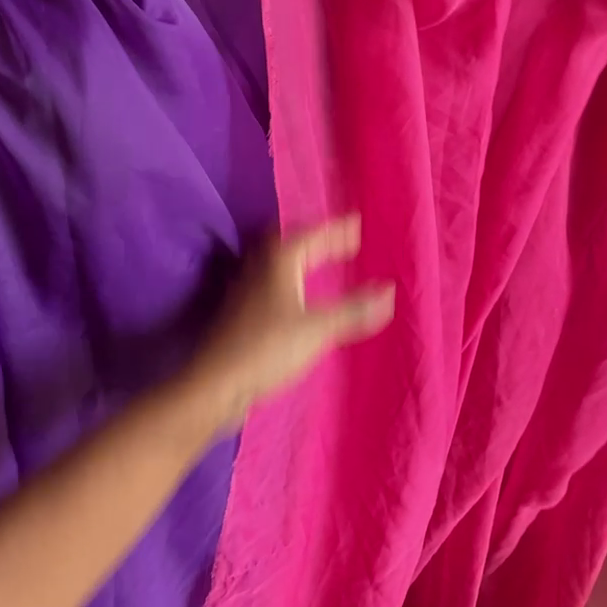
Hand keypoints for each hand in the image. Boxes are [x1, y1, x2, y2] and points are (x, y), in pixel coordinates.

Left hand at [185, 215, 394, 428]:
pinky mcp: (239, 309)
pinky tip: (297, 292)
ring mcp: (245, 286)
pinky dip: (291, 275)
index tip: (357, 223)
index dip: (335, 229)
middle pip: (291, 242)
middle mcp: (259, 265)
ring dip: (301, 256)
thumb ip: (353, 311)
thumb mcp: (317, 329)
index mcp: (279, 260)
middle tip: (343, 240)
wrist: (216, 382)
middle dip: (318, 238)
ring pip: (277, 260)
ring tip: (322, 259)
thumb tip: (389, 293)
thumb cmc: (267, 349)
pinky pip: (271, 278)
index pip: (311, 234)